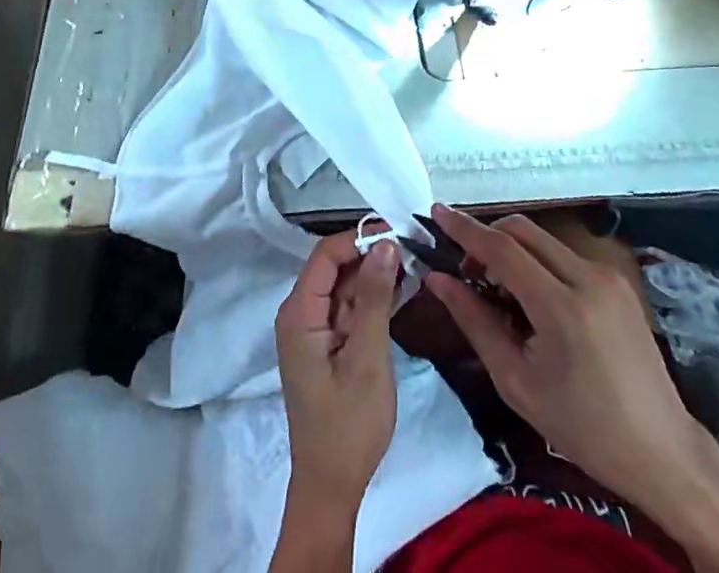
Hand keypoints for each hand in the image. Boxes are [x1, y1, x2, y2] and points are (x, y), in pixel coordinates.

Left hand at [275, 231, 402, 506]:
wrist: (333, 484)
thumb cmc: (348, 425)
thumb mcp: (366, 358)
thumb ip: (373, 298)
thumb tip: (385, 244)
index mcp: (299, 314)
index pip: (326, 254)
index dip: (361, 238)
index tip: (402, 234)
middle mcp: (301, 314)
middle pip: (335, 267)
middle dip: (373, 254)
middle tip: (418, 247)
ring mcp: (315, 330)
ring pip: (346, 285)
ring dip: (378, 274)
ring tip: (418, 262)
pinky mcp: (329, 343)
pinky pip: (350, 307)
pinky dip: (375, 297)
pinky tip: (406, 288)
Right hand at [422, 205, 718, 517]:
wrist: (658, 447)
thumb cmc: (579, 425)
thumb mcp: (515, 380)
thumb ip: (475, 321)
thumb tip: (438, 280)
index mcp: (562, 306)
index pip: (503, 248)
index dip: (464, 227)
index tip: (436, 212)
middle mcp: (589, 277)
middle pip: (524, 231)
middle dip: (487, 237)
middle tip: (466, 270)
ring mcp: (610, 276)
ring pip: (545, 241)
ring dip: (513, 250)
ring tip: (497, 291)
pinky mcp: (620, 282)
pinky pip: (566, 256)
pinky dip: (538, 263)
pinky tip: (532, 299)